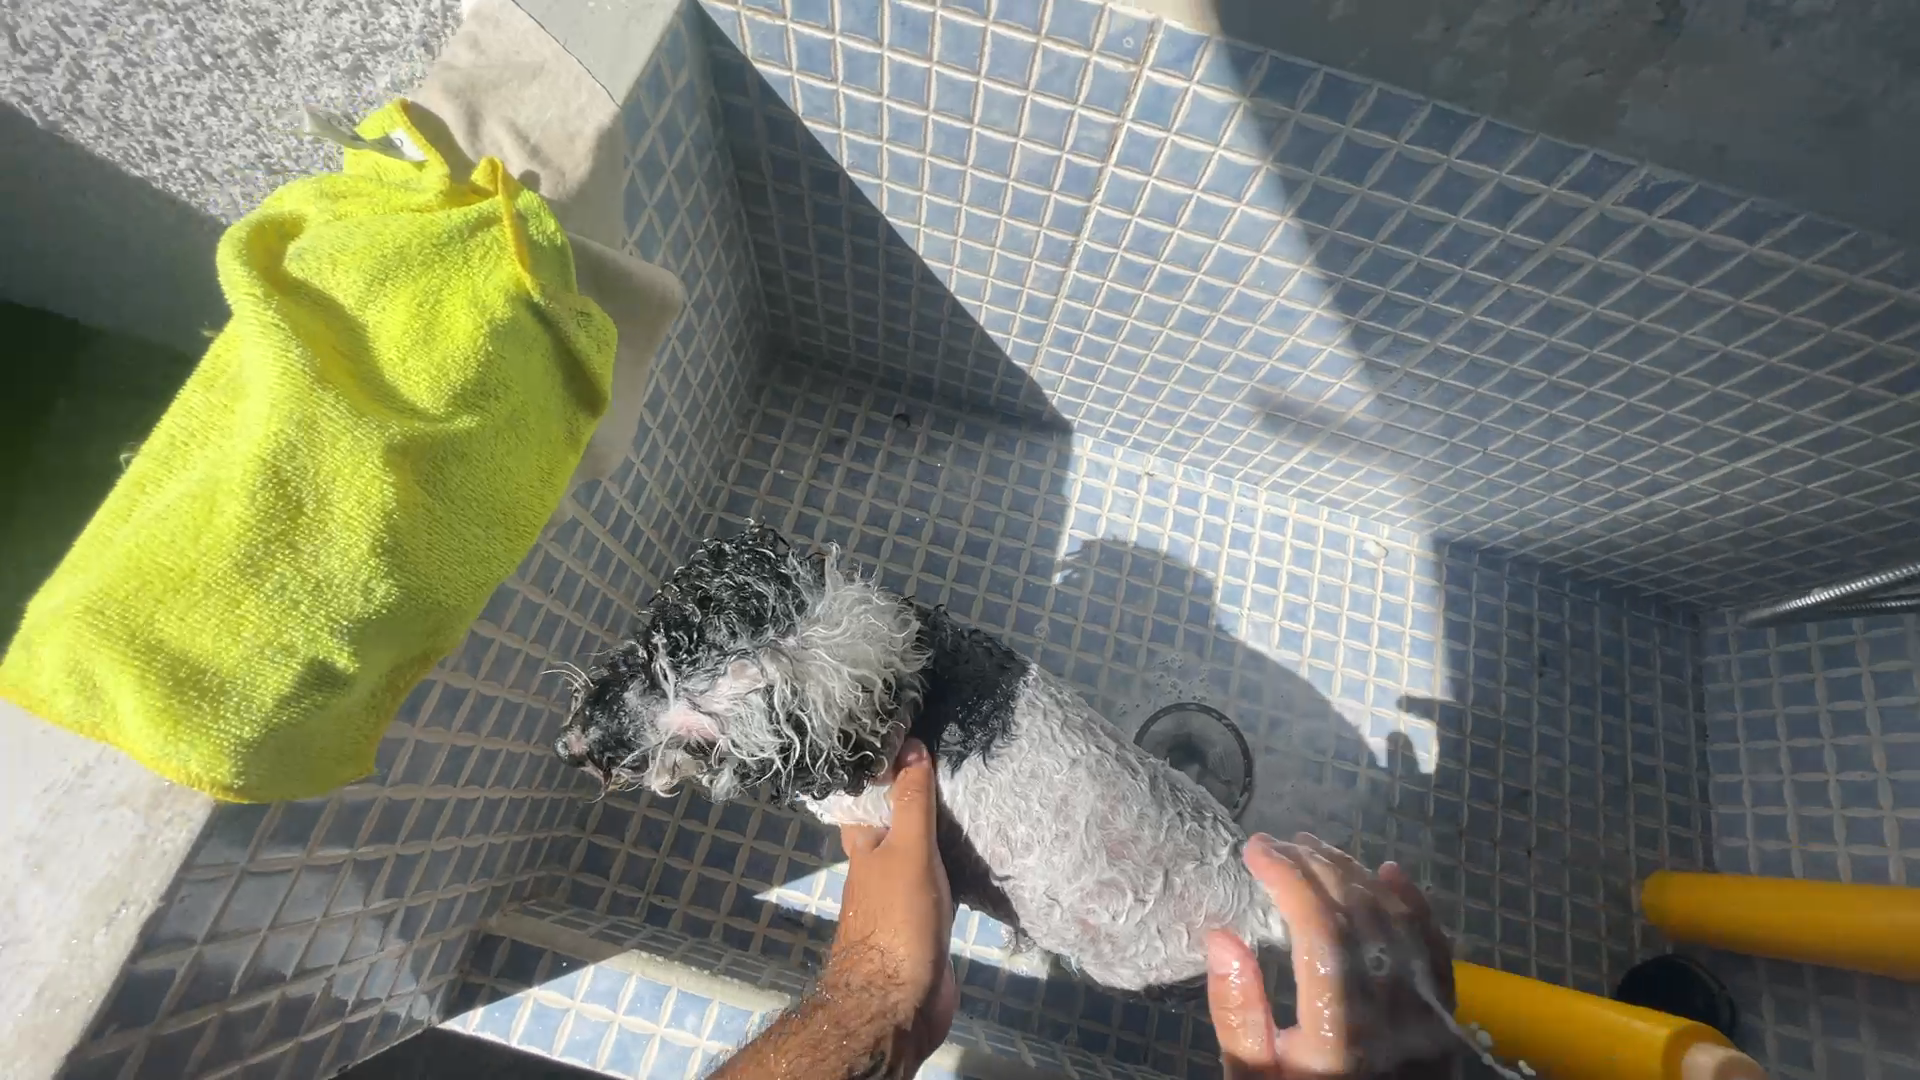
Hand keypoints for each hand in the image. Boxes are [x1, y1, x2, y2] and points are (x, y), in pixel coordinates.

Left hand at [826, 738, 957, 1063]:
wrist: (900, 1003)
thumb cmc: (897, 918)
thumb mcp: (907, 850)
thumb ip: (911, 801)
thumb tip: (911, 744)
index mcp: (864, 840)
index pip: (866, 788)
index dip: (882, 759)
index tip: (908, 727)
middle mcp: (879, 858)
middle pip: (895, 812)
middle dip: (915, 786)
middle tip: (949, 750)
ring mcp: (902, 885)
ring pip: (919, 841)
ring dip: (938, 819)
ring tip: (968, 784)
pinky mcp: (926, 910)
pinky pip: (940, 870)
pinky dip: (954, 854)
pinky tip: (977, 839)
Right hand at [1208, 833, 1456, 1078]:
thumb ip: (1237, 1015)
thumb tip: (1223, 936)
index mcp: (1342, 1038)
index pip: (1322, 933)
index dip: (1290, 879)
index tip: (1254, 849)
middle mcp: (1395, 1023)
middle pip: (1361, 918)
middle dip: (1315, 867)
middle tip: (1276, 843)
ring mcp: (1429, 1023)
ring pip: (1398, 925)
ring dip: (1354, 875)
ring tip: (1313, 849)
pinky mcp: (1443, 1025)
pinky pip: (1435, 952)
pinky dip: (1413, 905)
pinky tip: (1388, 873)